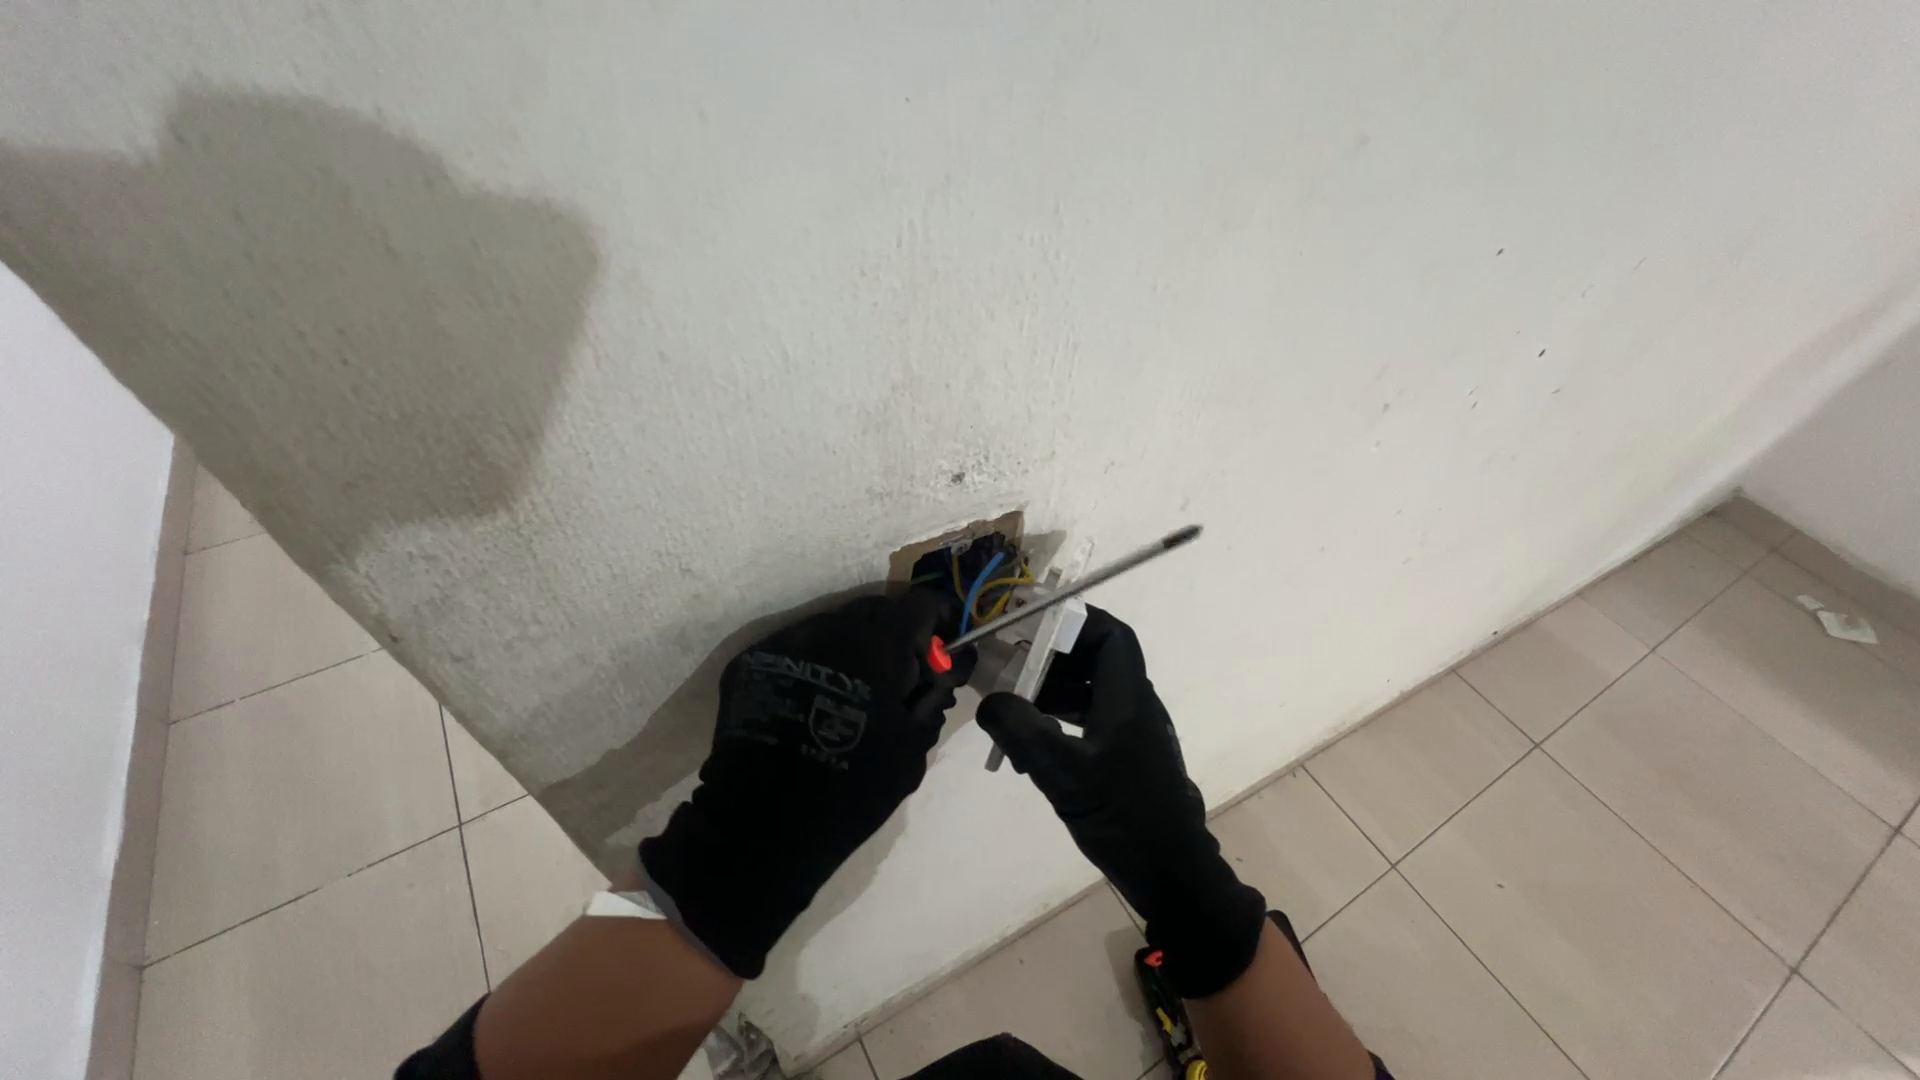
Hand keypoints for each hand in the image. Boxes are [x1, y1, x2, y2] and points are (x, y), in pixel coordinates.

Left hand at [640, 590, 971, 978]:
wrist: (762, 824)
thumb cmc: (854, 788)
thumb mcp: (913, 746)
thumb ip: (933, 696)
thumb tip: (943, 670)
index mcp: (877, 645)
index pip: (918, 603)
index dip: (937, 619)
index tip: (942, 646)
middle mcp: (830, 627)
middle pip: (875, 609)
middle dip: (896, 634)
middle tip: (901, 674)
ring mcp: (786, 641)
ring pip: (834, 625)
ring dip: (854, 646)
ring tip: (854, 691)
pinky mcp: (752, 661)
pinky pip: (798, 647)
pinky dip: (817, 661)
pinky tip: (814, 700)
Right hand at [976, 606, 1265, 997]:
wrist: (1172, 873)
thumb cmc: (1122, 815)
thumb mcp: (1062, 773)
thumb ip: (1021, 731)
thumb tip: (989, 701)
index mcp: (1128, 698)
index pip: (1112, 636)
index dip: (1076, 623)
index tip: (1035, 629)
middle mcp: (1136, 706)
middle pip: (1098, 660)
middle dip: (1054, 657)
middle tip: (1015, 665)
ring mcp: (1135, 733)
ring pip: (1094, 690)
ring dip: (1056, 688)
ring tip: (1016, 702)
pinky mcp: (1130, 758)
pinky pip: (1094, 718)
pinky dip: (1063, 717)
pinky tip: (1034, 741)